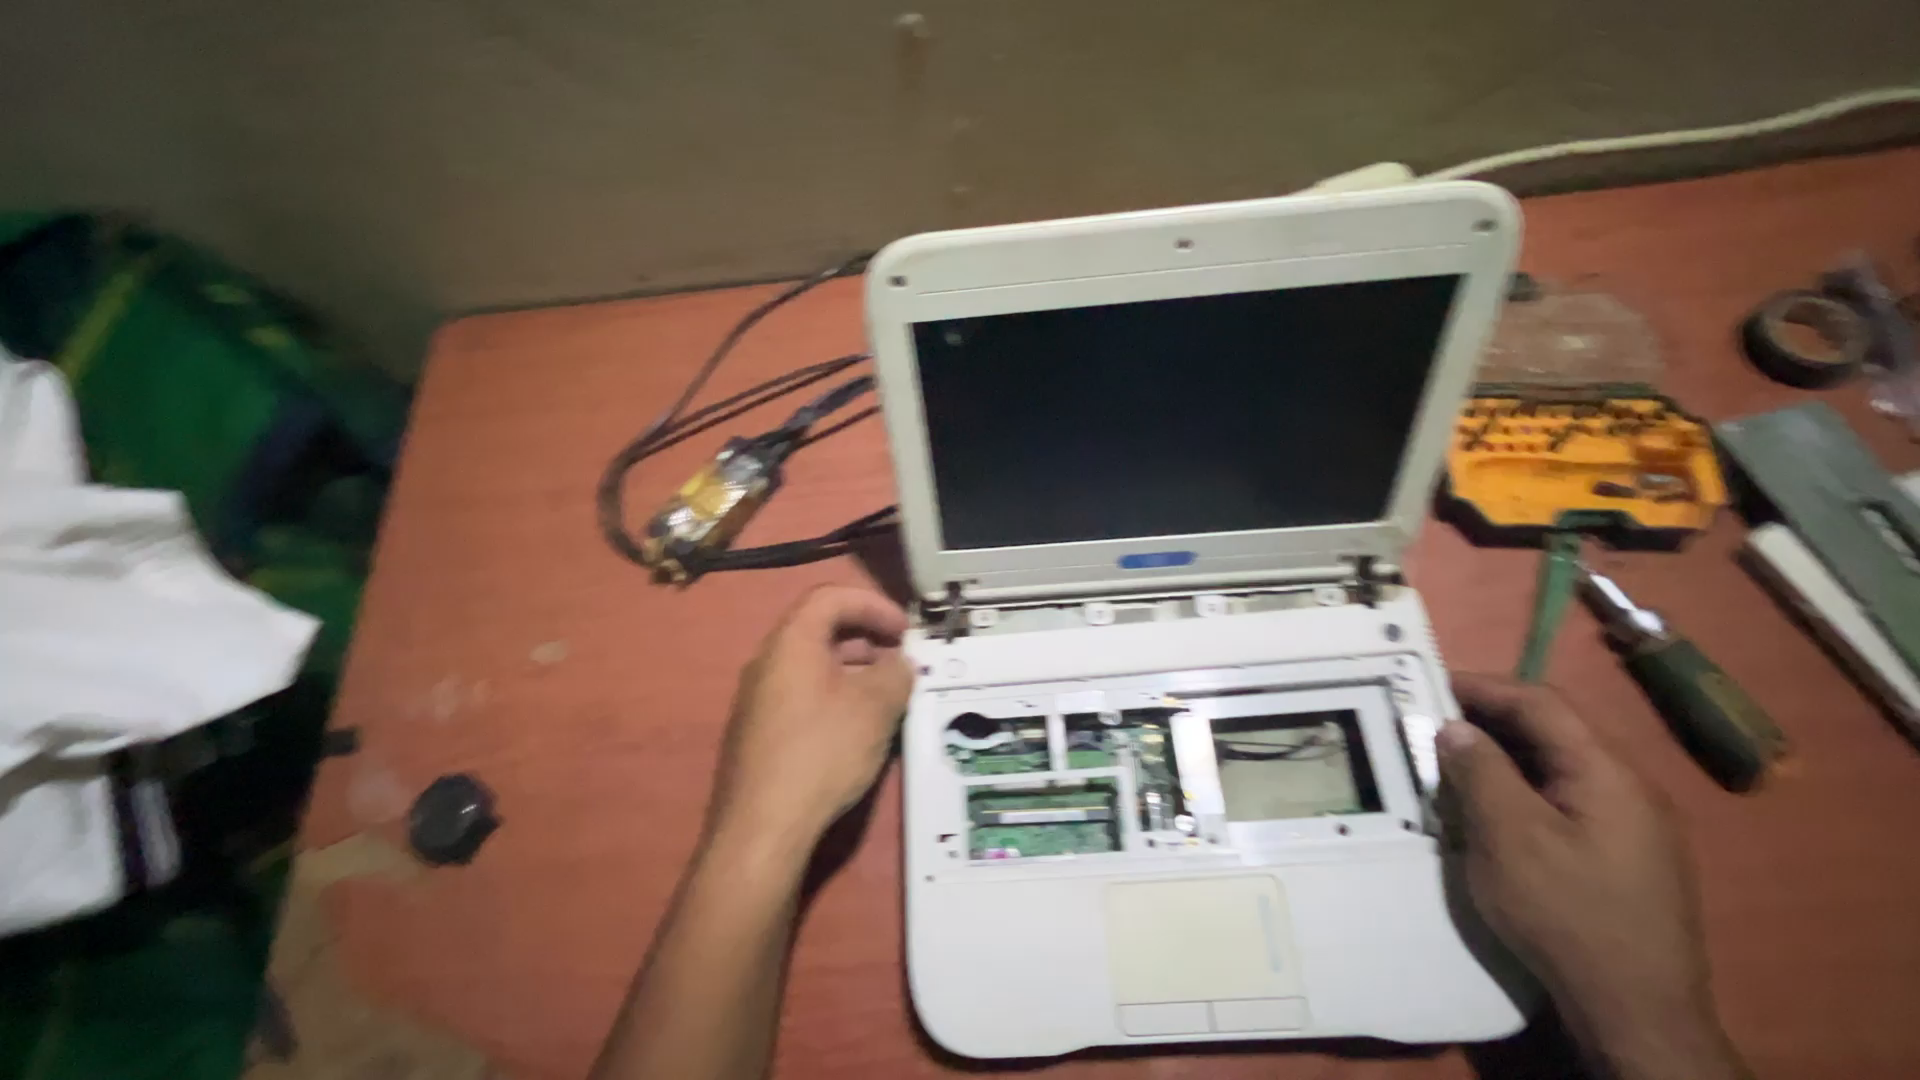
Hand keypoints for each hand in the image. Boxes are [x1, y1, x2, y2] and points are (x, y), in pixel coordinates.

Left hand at [706, 585, 914, 850]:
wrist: (761, 828)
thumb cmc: (822, 753)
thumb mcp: (876, 708)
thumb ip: (896, 673)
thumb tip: (899, 663)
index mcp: (791, 642)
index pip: (831, 597)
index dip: (873, 604)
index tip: (904, 630)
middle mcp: (766, 662)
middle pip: (819, 630)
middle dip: (866, 639)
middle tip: (899, 662)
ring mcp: (756, 700)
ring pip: (811, 667)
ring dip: (852, 671)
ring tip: (885, 698)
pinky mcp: (756, 734)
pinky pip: (800, 697)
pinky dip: (833, 697)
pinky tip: (855, 731)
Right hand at [1441, 674, 1746, 1079]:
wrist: (1636, 1011)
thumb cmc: (1566, 914)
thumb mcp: (1509, 836)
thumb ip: (1480, 771)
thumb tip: (1455, 727)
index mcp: (1607, 773)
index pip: (1542, 703)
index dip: (1484, 686)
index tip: (1430, 684)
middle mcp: (1628, 788)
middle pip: (1553, 730)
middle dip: (1490, 718)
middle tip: (1431, 722)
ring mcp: (1630, 823)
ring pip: (1557, 765)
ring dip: (1502, 754)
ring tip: (1450, 761)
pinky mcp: (1621, 854)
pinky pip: (1564, 797)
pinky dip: (1519, 786)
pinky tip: (1489, 806)